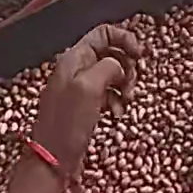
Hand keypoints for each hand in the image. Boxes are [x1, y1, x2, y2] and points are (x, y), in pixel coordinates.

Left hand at [28, 24, 142, 178]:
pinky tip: (118, 113)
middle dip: (128, 66)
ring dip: (125, 84)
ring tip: (126, 101)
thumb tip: (121, 66)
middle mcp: (77, 68)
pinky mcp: (86, 105)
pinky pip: (110, 93)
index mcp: (75, 57)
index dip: (126, 39)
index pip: (104, 33)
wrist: (52, 159)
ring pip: (114, 74)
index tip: (141, 55)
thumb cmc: (68, 122)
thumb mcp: (89, 86)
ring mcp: (81, 87)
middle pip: (112, 52)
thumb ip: (109, 66)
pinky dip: (118, 100)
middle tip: (131, 84)